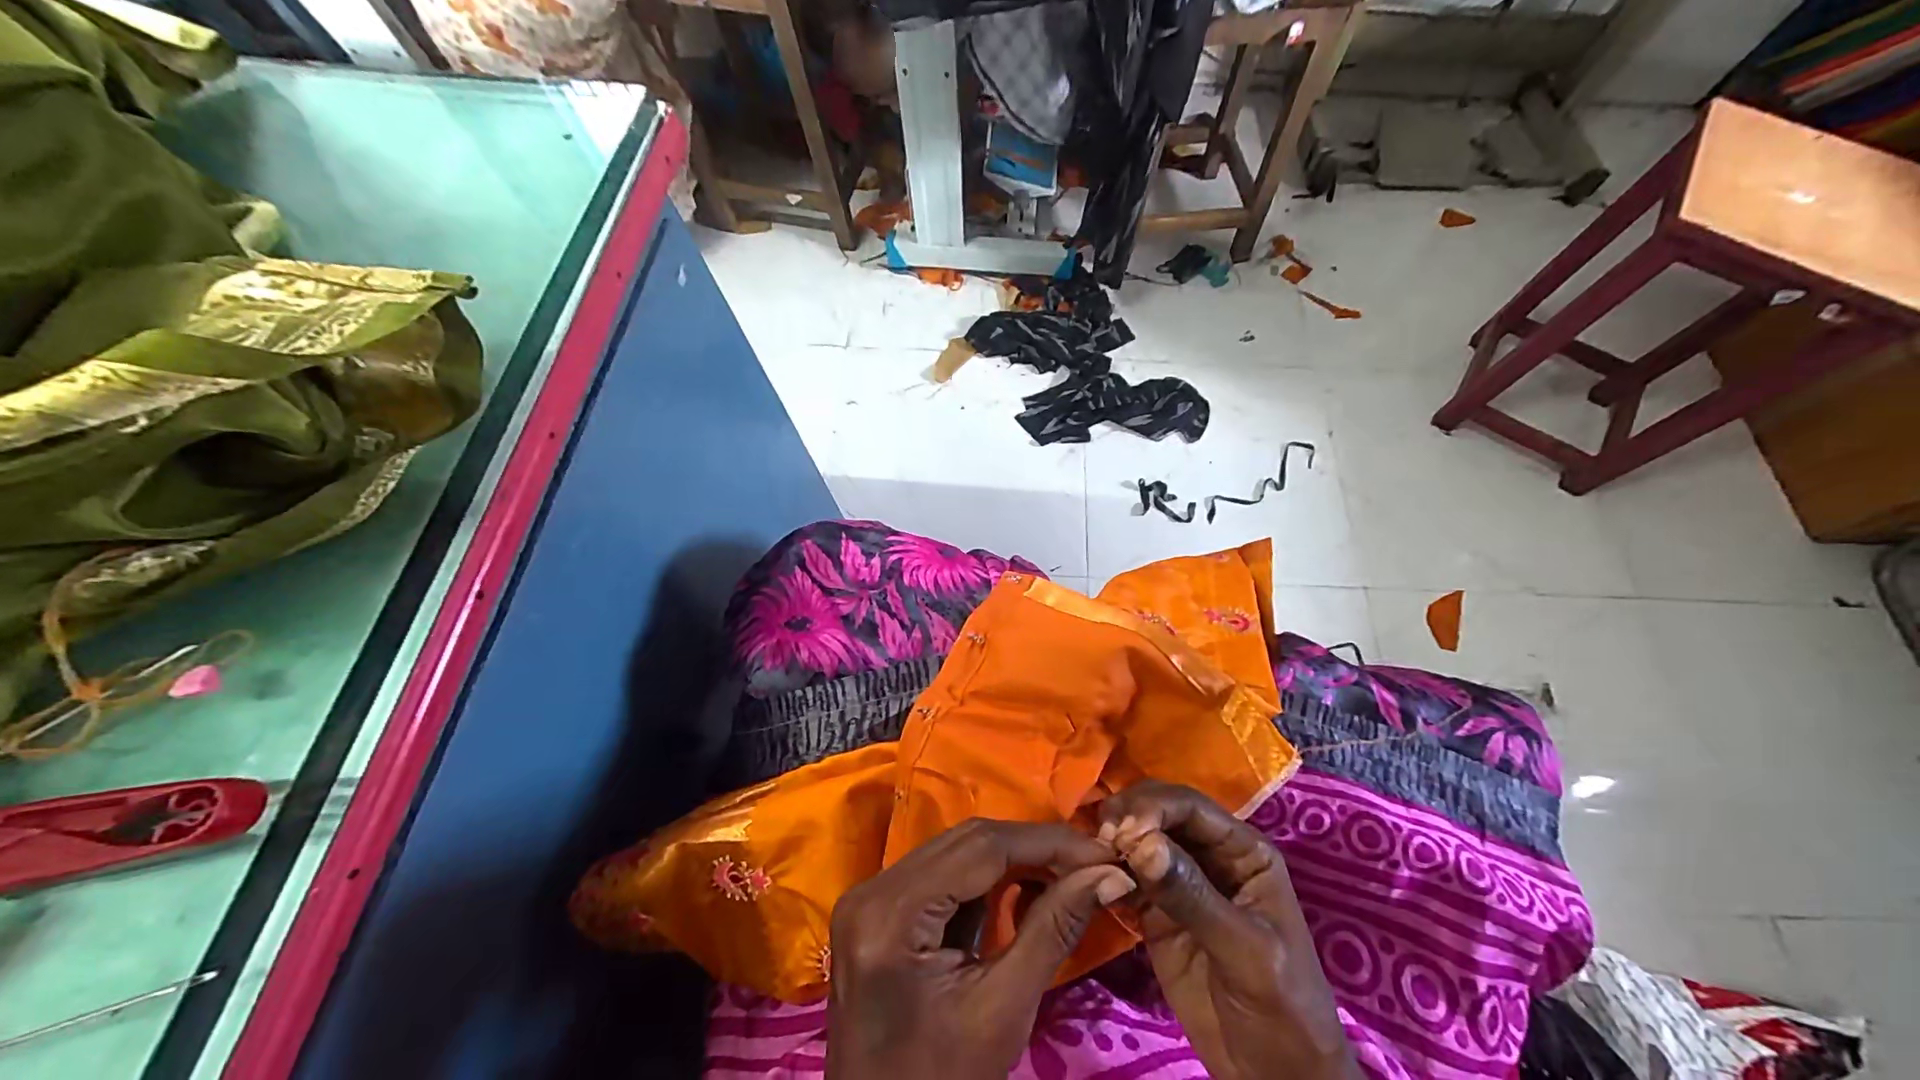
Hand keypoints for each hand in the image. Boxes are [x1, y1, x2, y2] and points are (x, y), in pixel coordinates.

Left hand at [826, 819, 1135, 1079]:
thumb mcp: (1002, 1011)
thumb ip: (1053, 929)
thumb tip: (1109, 875)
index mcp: (892, 915)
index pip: (980, 849)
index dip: (1048, 843)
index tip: (1105, 854)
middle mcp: (873, 889)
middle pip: (966, 841)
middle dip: (1035, 847)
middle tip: (1093, 863)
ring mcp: (871, 896)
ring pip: (956, 850)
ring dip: (1015, 858)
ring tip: (1070, 873)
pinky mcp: (879, 909)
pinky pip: (942, 873)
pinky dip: (988, 878)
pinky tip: (1028, 887)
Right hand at [1101, 782, 1359, 1079]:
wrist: (1277, 1077)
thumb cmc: (1284, 1010)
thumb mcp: (1247, 952)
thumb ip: (1193, 897)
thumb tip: (1142, 844)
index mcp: (1243, 851)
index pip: (1191, 808)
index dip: (1153, 808)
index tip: (1120, 831)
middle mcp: (1209, 855)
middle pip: (1159, 812)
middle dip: (1128, 816)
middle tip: (1101, 839)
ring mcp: (1179, 882)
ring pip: (1138, 840)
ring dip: (1111, 841)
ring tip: (1090, 856)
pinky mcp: (1154, 913)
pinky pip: (1124, 878)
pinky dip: (1104, 872)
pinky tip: (1088, 876)